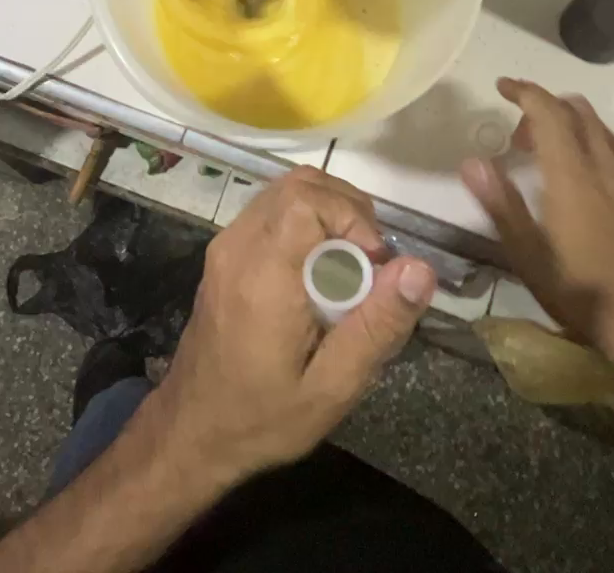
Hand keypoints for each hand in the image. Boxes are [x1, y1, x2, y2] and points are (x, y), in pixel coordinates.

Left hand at [149, 167, 436, 483]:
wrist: (193, 428)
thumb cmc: (262, 416)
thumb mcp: (332, 386)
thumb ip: (376, 325)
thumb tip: (420, 268)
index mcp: (262, 274)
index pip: (306, 200)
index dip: (351, 216)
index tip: (376, 263)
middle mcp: (238, 246)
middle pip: (298, 185)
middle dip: (348, 209)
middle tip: (373, 263)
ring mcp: (226, 245)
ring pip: (284, 191)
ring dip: (329, 213)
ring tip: (354, 266)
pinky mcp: (224, 253)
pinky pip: (271, 212)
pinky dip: (306, 222)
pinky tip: (322, 270)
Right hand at [462, 79, 613, 374]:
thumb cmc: (582, 295)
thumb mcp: (528, 255)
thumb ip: (500, 203)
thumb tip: (471, 161)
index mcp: (574, 178)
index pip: (550, 113)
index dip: (525, 92)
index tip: (504, 87)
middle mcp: (612, 170)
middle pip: (581, 114)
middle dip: (548, 109)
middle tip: (522, 135)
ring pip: (607, 135)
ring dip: (576, 130)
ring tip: (555, 160)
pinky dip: (604, 155)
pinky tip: (597, 188)